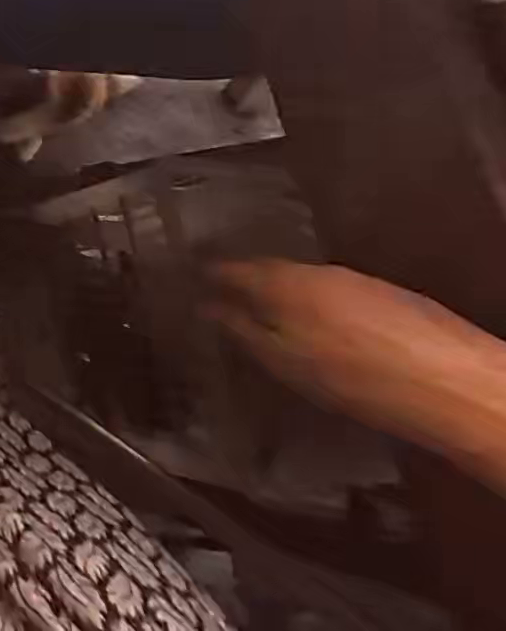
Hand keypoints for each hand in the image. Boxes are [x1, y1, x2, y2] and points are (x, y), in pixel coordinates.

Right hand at [210, 259, 505, 449]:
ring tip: (280, 319)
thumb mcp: (280, 358)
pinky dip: (326, 308)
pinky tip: (333, 334)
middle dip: (247, 282)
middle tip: (228, 302)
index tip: (186, 283)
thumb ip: (237, 327)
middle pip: (268, 270)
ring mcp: (364, 283)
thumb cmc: (354, 377)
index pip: (224, 266)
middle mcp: (316, 271)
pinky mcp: (403, 300)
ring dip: (289, 295)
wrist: (474, 393)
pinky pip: (344, 296)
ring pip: (308, 282)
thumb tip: (204, 304)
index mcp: (278, 280)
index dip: (202, 273)